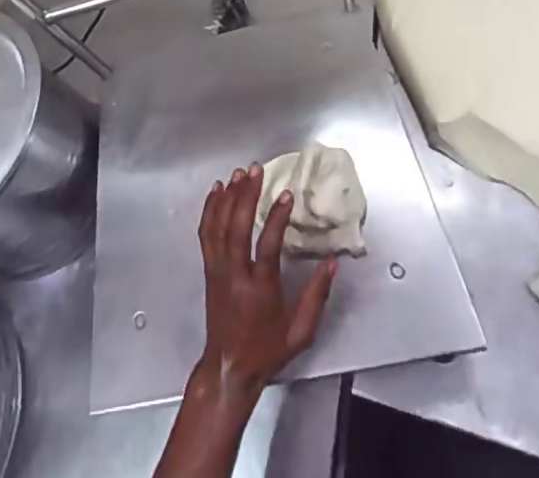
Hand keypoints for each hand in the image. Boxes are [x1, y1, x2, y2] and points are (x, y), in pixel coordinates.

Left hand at [154, 166, 337, 477]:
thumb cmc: (267, 349)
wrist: (229, 367)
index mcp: (259, 289)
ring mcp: (217, 270)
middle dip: (245, 196)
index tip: (286, 195)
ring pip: (218, 227)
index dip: (276, 218)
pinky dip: (210, 210)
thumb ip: (317, 294)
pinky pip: (206, 234)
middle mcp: (234, 275)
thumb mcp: (300, 330)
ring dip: (227, 197)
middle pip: (236, 228)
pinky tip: (216, 192)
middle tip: (255, 170)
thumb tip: (332, 261)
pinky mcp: (209, 269)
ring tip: (238, 174)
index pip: (267, 246)